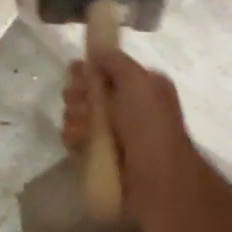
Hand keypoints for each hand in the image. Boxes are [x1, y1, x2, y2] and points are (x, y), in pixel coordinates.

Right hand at [62, 49, 208, 229]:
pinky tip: (79, 144)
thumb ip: (115, 62)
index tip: (78, 74)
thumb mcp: (137, 82)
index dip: (87, 71)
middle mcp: (128, 109)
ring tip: (83, 131)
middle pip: (87, 93)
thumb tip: (97, 50)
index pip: (105, 71)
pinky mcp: (101, 158)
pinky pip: (77, 142)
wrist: (157, 181)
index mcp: (141, 88)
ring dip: (75, 119)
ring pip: (79, 118)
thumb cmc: (149, 126)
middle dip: (78, 96)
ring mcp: (114, 135)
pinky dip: (75, 140)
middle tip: (82, 105)